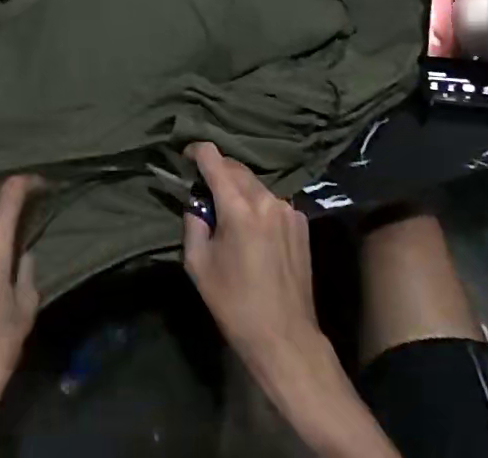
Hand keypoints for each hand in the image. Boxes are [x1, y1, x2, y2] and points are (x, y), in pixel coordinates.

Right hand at [182, 144, 400, 457]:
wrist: (284, 334)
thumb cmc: (234, 303)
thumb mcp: (198, 264)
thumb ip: (193, 223)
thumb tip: (196, 202)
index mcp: (239, 208)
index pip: (215, 159)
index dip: (197, 151)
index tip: (186, 156)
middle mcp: (267, 199)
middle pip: (237, 168)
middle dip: (217, 170)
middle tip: (202, 186)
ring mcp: (288, 208)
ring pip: (256, 184)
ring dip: (238, 188)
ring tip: (227, 210)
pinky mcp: (300, 221)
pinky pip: (272, 201)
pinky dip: (257, 205)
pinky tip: (252, 228)